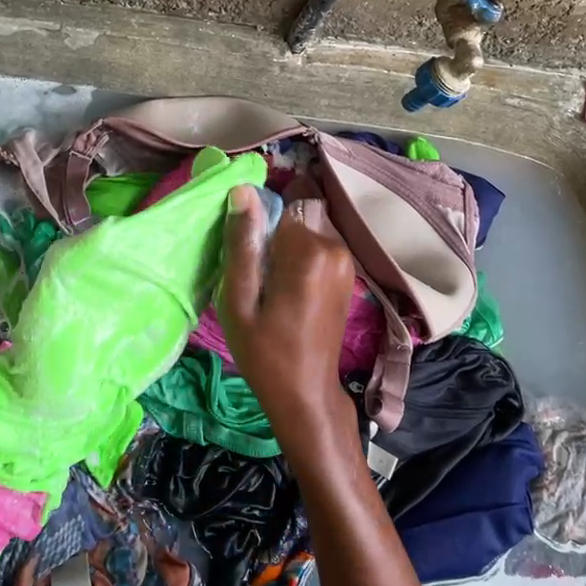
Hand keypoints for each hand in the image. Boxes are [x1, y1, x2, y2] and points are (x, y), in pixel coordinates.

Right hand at [217, 185, 357, 444]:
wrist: (305, 394)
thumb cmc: (265, 351)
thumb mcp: (239, 299)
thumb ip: (242, 242)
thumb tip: (242, 190)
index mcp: (310, 250)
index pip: (280, 202)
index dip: (257, 218)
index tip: (243, 244)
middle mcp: (335, 246)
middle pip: (295, 213)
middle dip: (272, 230)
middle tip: (253, 269)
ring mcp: (345, 260)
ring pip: (305, 227)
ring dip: (284, 243)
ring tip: (266, 280)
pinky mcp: (346, 272)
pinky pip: (316, 244)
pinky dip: (297, 254)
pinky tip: (282, 286)